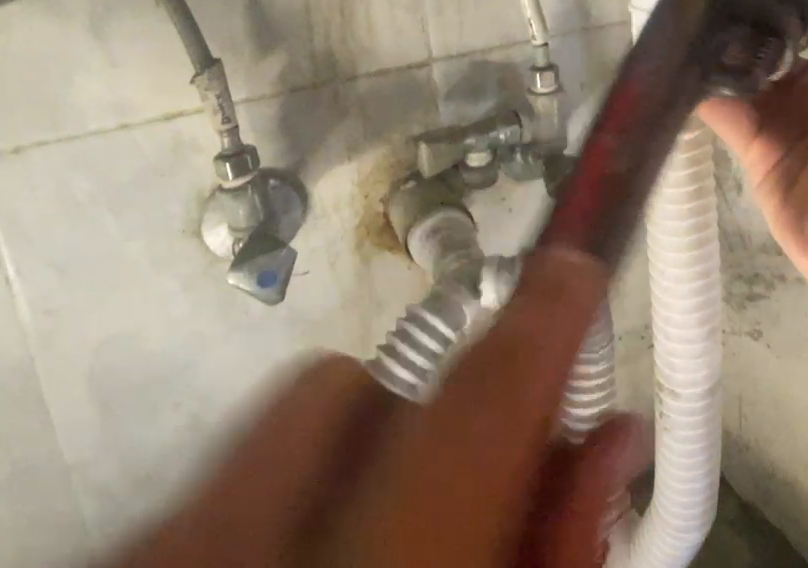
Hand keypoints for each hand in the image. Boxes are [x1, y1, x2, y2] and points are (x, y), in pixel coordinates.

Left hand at [104, 249, 644, 567]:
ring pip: (260, 446)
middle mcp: (229, 566)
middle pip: (334, 396)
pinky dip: (267, 522)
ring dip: (340, 469)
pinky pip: (199, 503)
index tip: (572, 269)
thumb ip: (565, 554)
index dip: (533, 328)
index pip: (467, 422)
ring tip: (368, 562)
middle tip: (455, 497)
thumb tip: (608, 435)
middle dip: (415, 415)